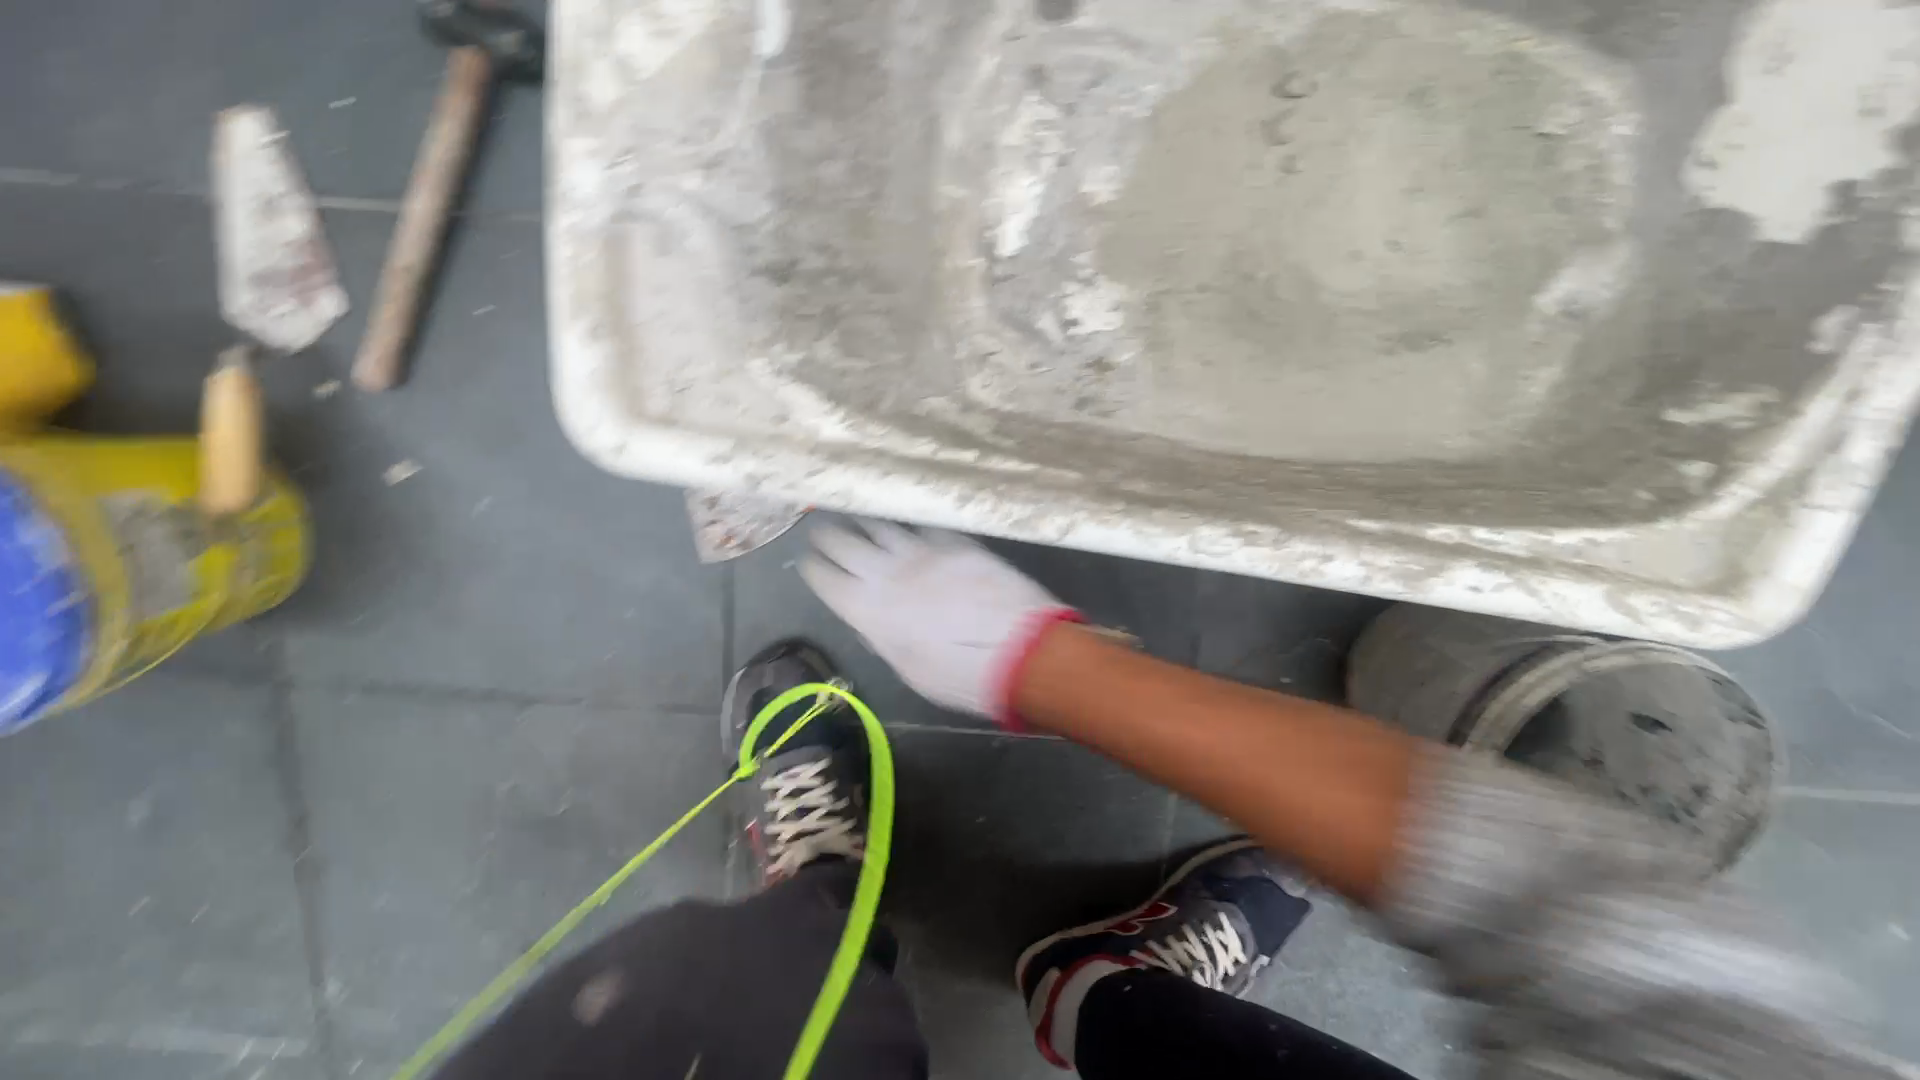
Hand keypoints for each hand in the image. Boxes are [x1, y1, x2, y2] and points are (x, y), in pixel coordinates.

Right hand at [799, 522, 1079, 725]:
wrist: (1020, 651)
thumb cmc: (959, 677)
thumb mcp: (908, 669)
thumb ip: (883, 638)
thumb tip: (870, 623)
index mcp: (868, 610)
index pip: (828, 581)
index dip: (815, 570)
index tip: (808, 562)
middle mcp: (888, 574)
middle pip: (847, 545)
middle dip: (830, 537)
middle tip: (821, 529)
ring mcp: (923, 553)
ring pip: (884, 529)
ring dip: (866, 524)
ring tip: (857, 518)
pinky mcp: (957, 544)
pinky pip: (926, 528)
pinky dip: (913, 527)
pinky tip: (911, 525)